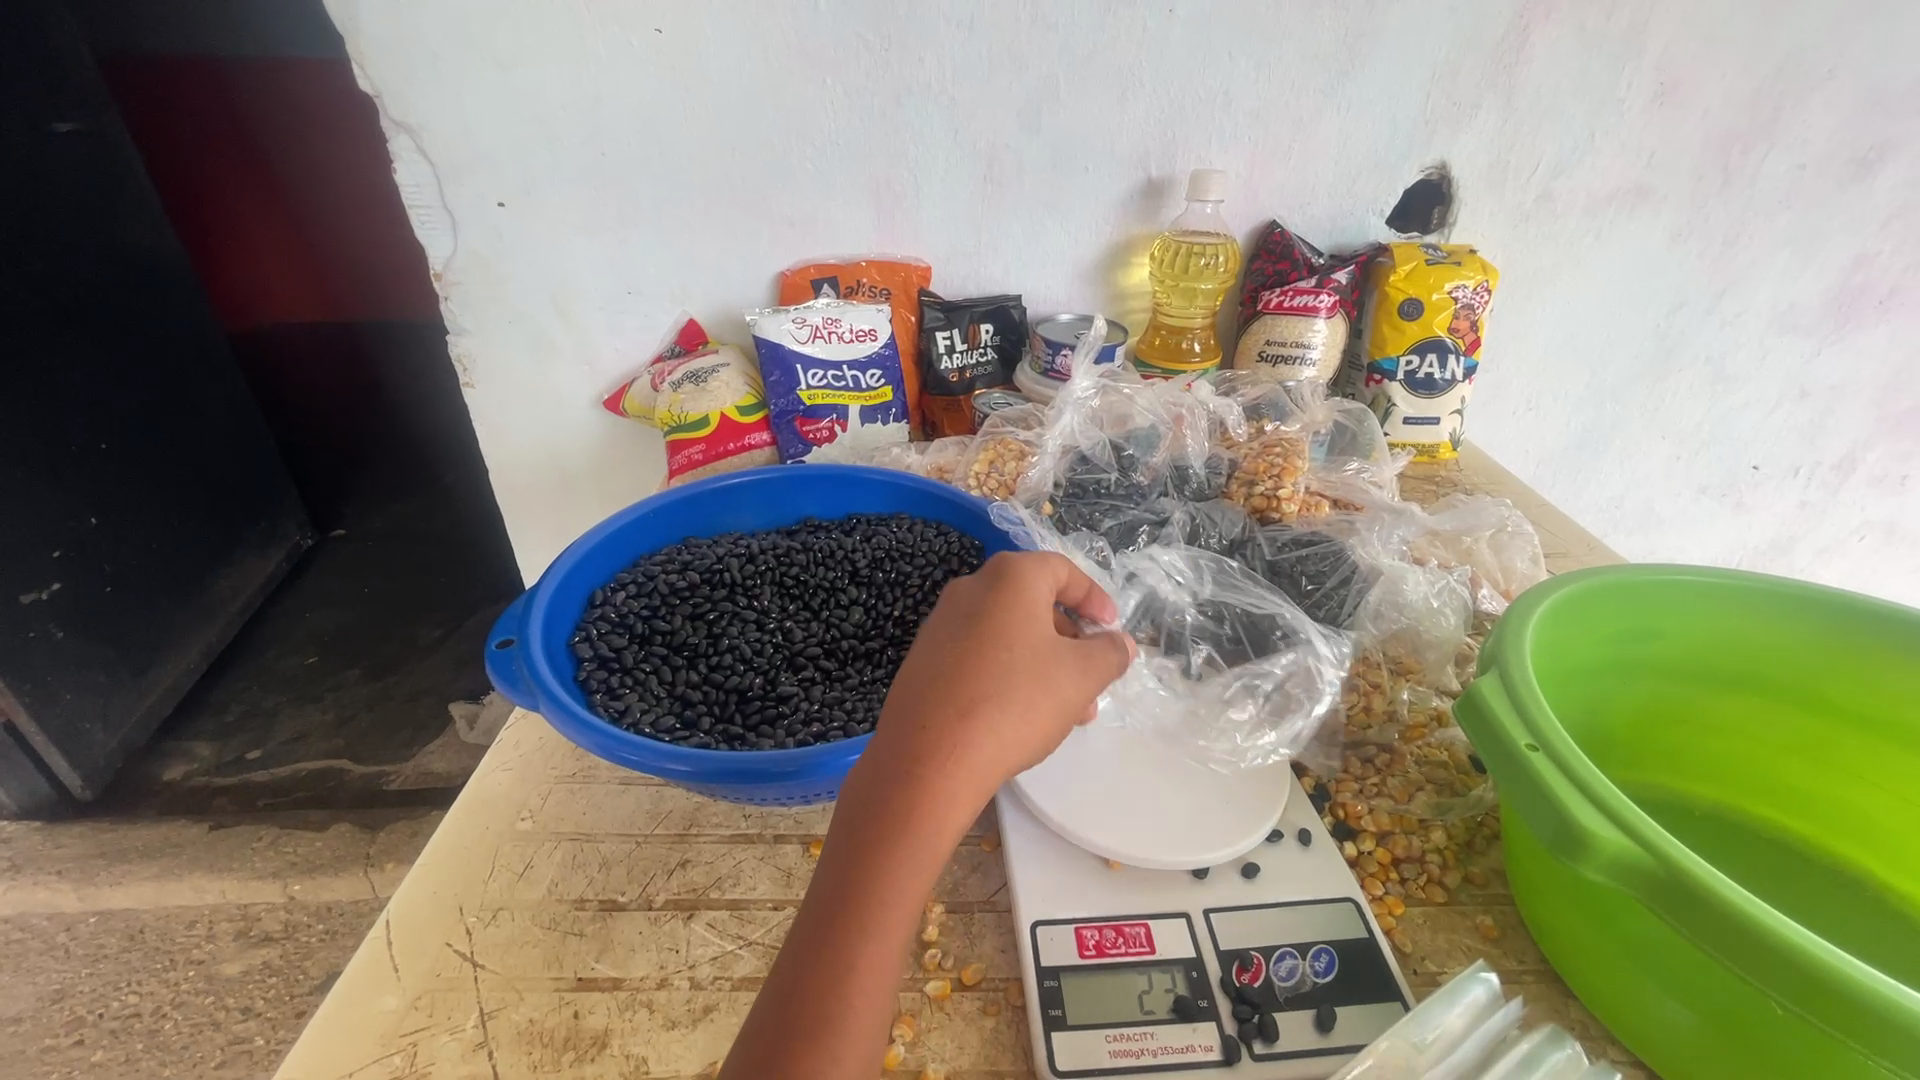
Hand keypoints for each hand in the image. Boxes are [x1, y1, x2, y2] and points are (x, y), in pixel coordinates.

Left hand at [866, 551, 1133, 803]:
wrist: (929, 756)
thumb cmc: (1014, 701)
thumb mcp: (1080, 677)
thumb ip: (1109, 653)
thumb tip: (1120, 642)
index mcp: (1009, 577)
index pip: (1062, 570)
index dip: (1094, 598)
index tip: (1112, 631)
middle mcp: (970, 589)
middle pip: (1034, 603)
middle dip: (1071, 642)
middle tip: (1093, 680)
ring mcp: (941, 624)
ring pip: (1008, 635)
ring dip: (1044, 665)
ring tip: (1068, 712)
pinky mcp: (925, 659)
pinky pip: (979, 656)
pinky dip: (1008, 675)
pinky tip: (1022, 718)